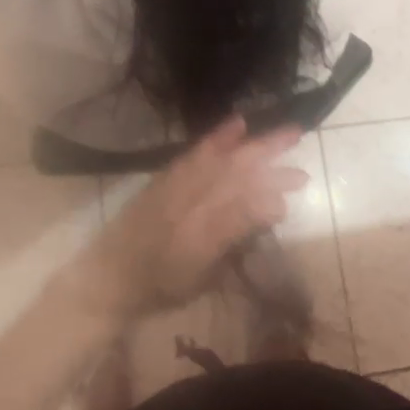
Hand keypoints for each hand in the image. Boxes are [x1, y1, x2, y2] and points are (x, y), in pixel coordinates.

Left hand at [65, 118, 308, 324]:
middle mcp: (195, 197)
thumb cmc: (160, 285)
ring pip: (224, 157)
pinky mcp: (169, 176)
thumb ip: (235, 238)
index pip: (249, 201)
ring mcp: (180, 183)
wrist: (109, 276)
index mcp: (207, 226)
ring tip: (283, 132)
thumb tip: (274, 208)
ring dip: (255, 144)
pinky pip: (199, 151)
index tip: (298, 186)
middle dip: (271, 155)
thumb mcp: (202, 274)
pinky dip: (219, 136)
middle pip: (240, 170)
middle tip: (300, 145)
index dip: (275, 191)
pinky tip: (236, 125)